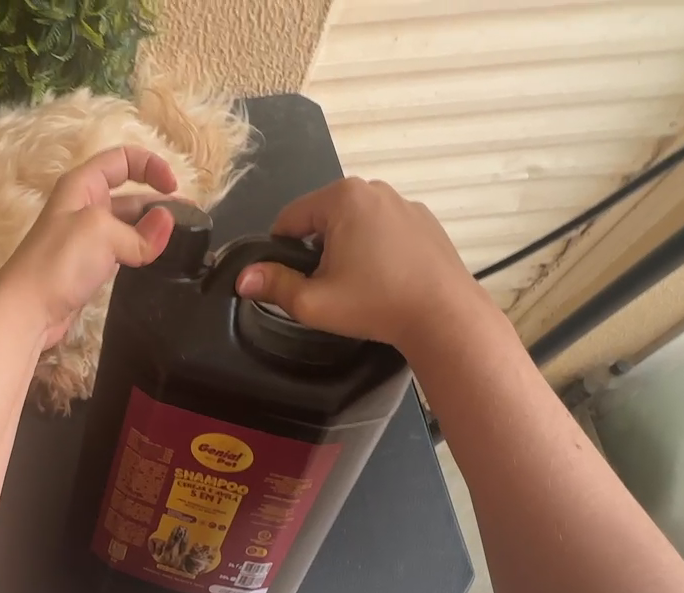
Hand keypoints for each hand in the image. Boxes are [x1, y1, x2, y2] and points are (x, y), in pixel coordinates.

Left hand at [0, 146, 179, 349]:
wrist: (26, 310)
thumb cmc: (59, 262)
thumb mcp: (102, 234)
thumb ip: (139, 232)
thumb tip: (168, 226)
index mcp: (82, 185)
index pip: (122, 159)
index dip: (151, 165)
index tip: (173, 187)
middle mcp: (83, 206)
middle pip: (128, 195)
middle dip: (158, 203)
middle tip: (191, 221)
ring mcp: (84, 239)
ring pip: (126, 226)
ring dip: (151, 230)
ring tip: (181, 242)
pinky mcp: (86, 268)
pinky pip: (120, 252)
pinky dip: (138, 253)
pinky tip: (154, 261)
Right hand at [234, 177, 494, 350]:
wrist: (442, 314)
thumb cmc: (373, 304)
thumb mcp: (311, 302)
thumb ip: (273, 285)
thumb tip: (241, 278)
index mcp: (341, 198)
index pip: (288, 219)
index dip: (279, 253)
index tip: (291, 283)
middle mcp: (373, 188)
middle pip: (320, 220)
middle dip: (315, 252)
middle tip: (326, 289)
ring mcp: (402, 202)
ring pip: (352, 225)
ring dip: (343, 251)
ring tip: (356, 287)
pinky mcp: (423, 220)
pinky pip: (381, 231)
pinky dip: (373, 251)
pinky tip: (382, 280)